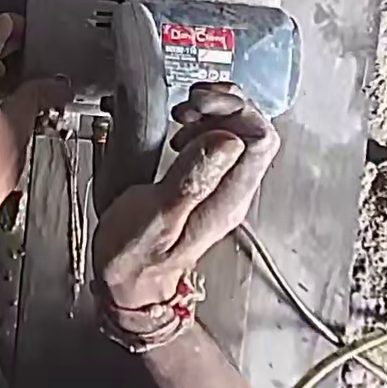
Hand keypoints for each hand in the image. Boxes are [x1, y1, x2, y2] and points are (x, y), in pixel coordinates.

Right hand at [93, 83, 279, 307]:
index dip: (232, 109)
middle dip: (222, 104)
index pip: (259, 137)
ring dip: (211, 113)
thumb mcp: (157, 217)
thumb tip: (227, 140)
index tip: (195, 103)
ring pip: (236, 133)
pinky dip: (198, 125)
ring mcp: (217, 185)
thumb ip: (191, 179)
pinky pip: (214, 143)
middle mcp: (230, 189)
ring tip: (180, 114)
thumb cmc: (136, 258)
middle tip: (187, 104)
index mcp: (227, 197)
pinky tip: (176, 128)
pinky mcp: (200, 182)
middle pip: (252, 129)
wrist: (127, 284)